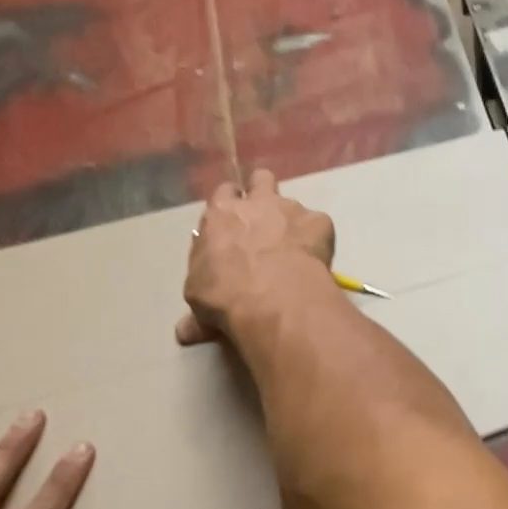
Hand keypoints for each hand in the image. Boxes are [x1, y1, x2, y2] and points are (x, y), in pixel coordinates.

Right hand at [180, 169, 337, 346]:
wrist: (275, 297)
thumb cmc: (225, 295)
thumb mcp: (198, 297)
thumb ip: (198, 303)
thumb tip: (187, 329)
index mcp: (221, 214)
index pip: (223, 194)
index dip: (230, 204)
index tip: (233, 221)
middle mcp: (257, 203)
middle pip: (261, 180)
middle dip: (263, 190)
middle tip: (266, 215)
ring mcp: (292, 208)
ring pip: (292, 203)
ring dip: (291, 221)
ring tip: (294, 248)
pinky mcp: (320, 221)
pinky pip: (318, 226)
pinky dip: (316, 239)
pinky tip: (314, 259)